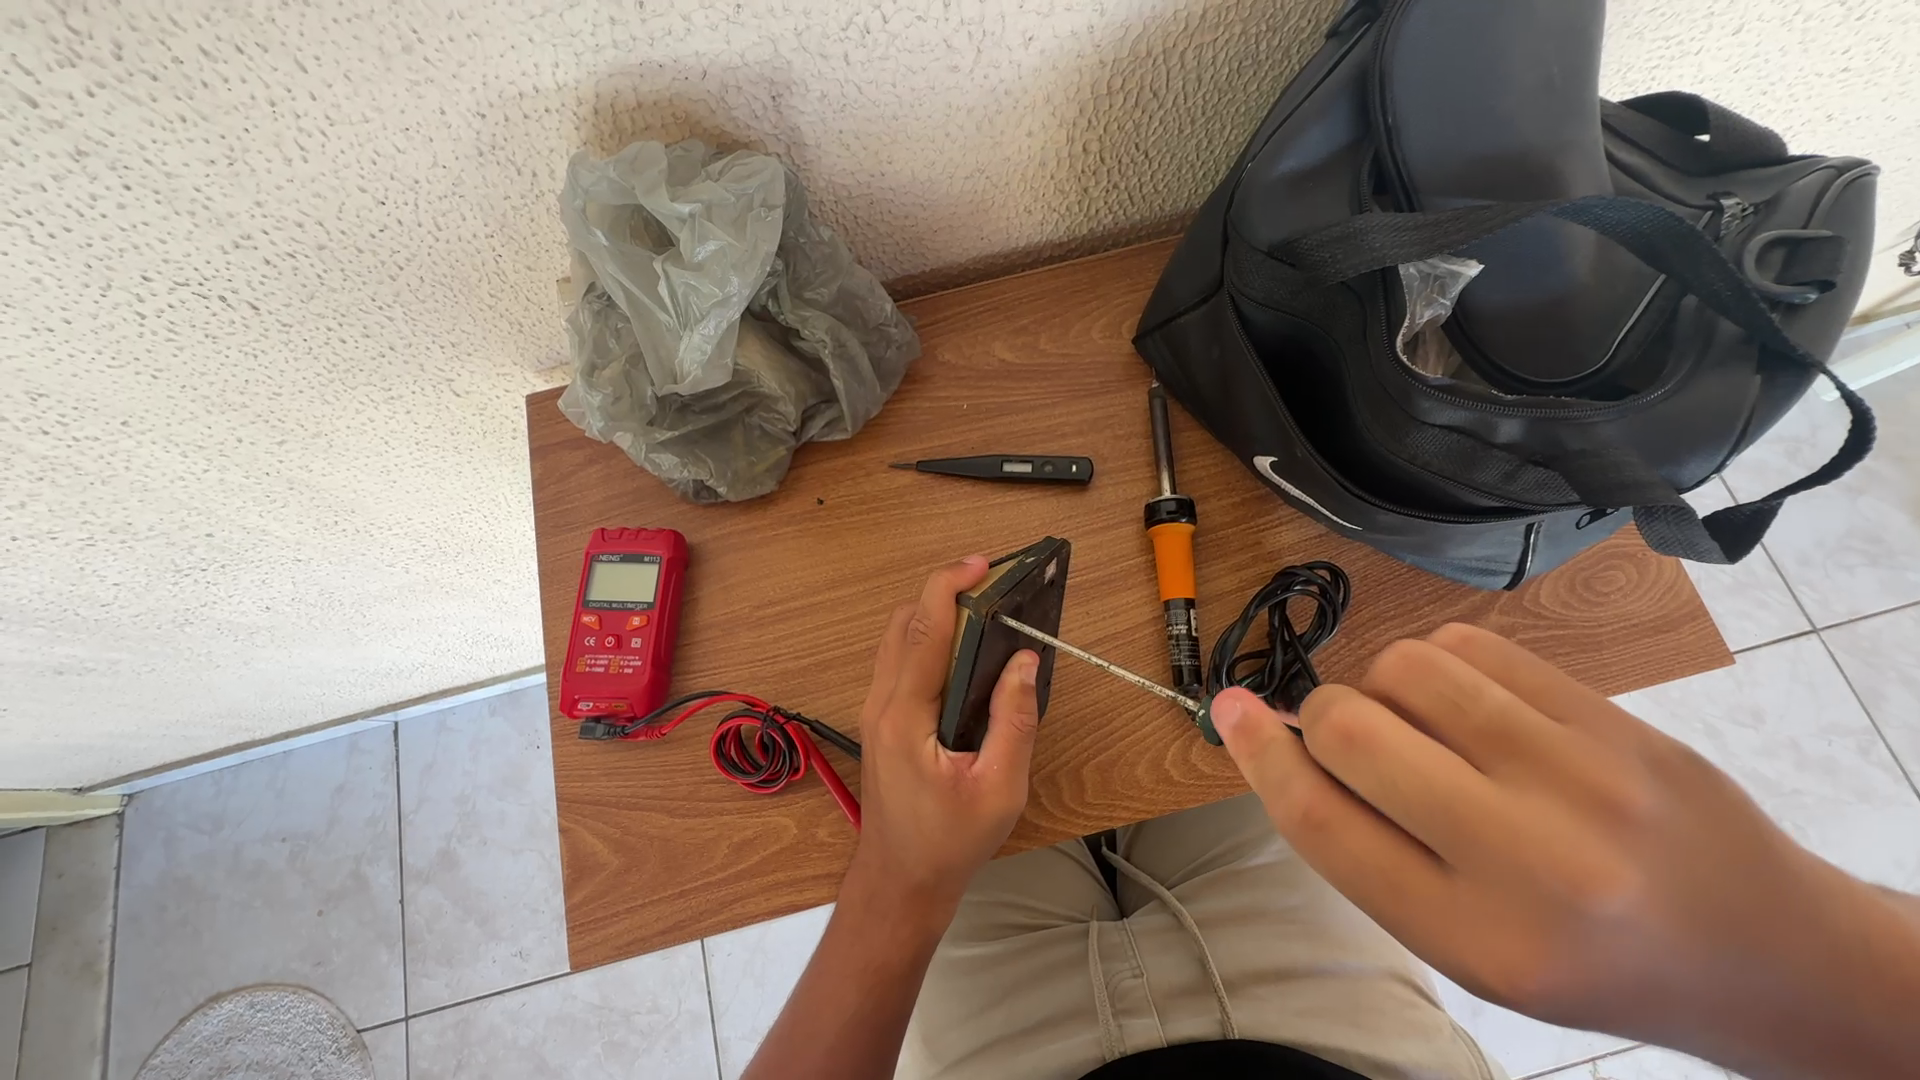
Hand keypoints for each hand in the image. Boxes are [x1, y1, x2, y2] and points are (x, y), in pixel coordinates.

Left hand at [847, 556, 1041, 916]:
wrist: (899, 881)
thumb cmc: (948, 843)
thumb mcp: (998, 787)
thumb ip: (1014, 720)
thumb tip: (1025, 662)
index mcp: (904, 716)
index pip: (922, 631)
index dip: (949, 587)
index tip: (981, 564)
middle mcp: (880, 703)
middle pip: (903, 623)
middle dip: (944, 593)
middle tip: (991, 586)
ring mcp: (875, 710)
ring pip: (896, 638)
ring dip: (933, 613)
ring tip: (982, 611)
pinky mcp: (880, 719)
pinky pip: (898, 660)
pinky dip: (927, 638)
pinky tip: (962, 650)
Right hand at [1210, 623, 1919, 1079]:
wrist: (1762, 951)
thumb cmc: (1577, 955)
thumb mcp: (1454, 936)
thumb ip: (1360, 841)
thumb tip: (1270, 734)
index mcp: (1472, 934)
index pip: (1321, 822)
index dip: (1259, 755)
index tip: (1228, 711)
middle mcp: (1527, 857)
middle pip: (1352, 731)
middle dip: (1321, 716)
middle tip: (1346, 734)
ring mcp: (1581, 775)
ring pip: (1405, 670)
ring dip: (1381, 685)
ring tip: (1419, 722)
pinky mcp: (1614, 718)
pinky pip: (1470, 643)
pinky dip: (1437, 662)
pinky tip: (1465, 701)